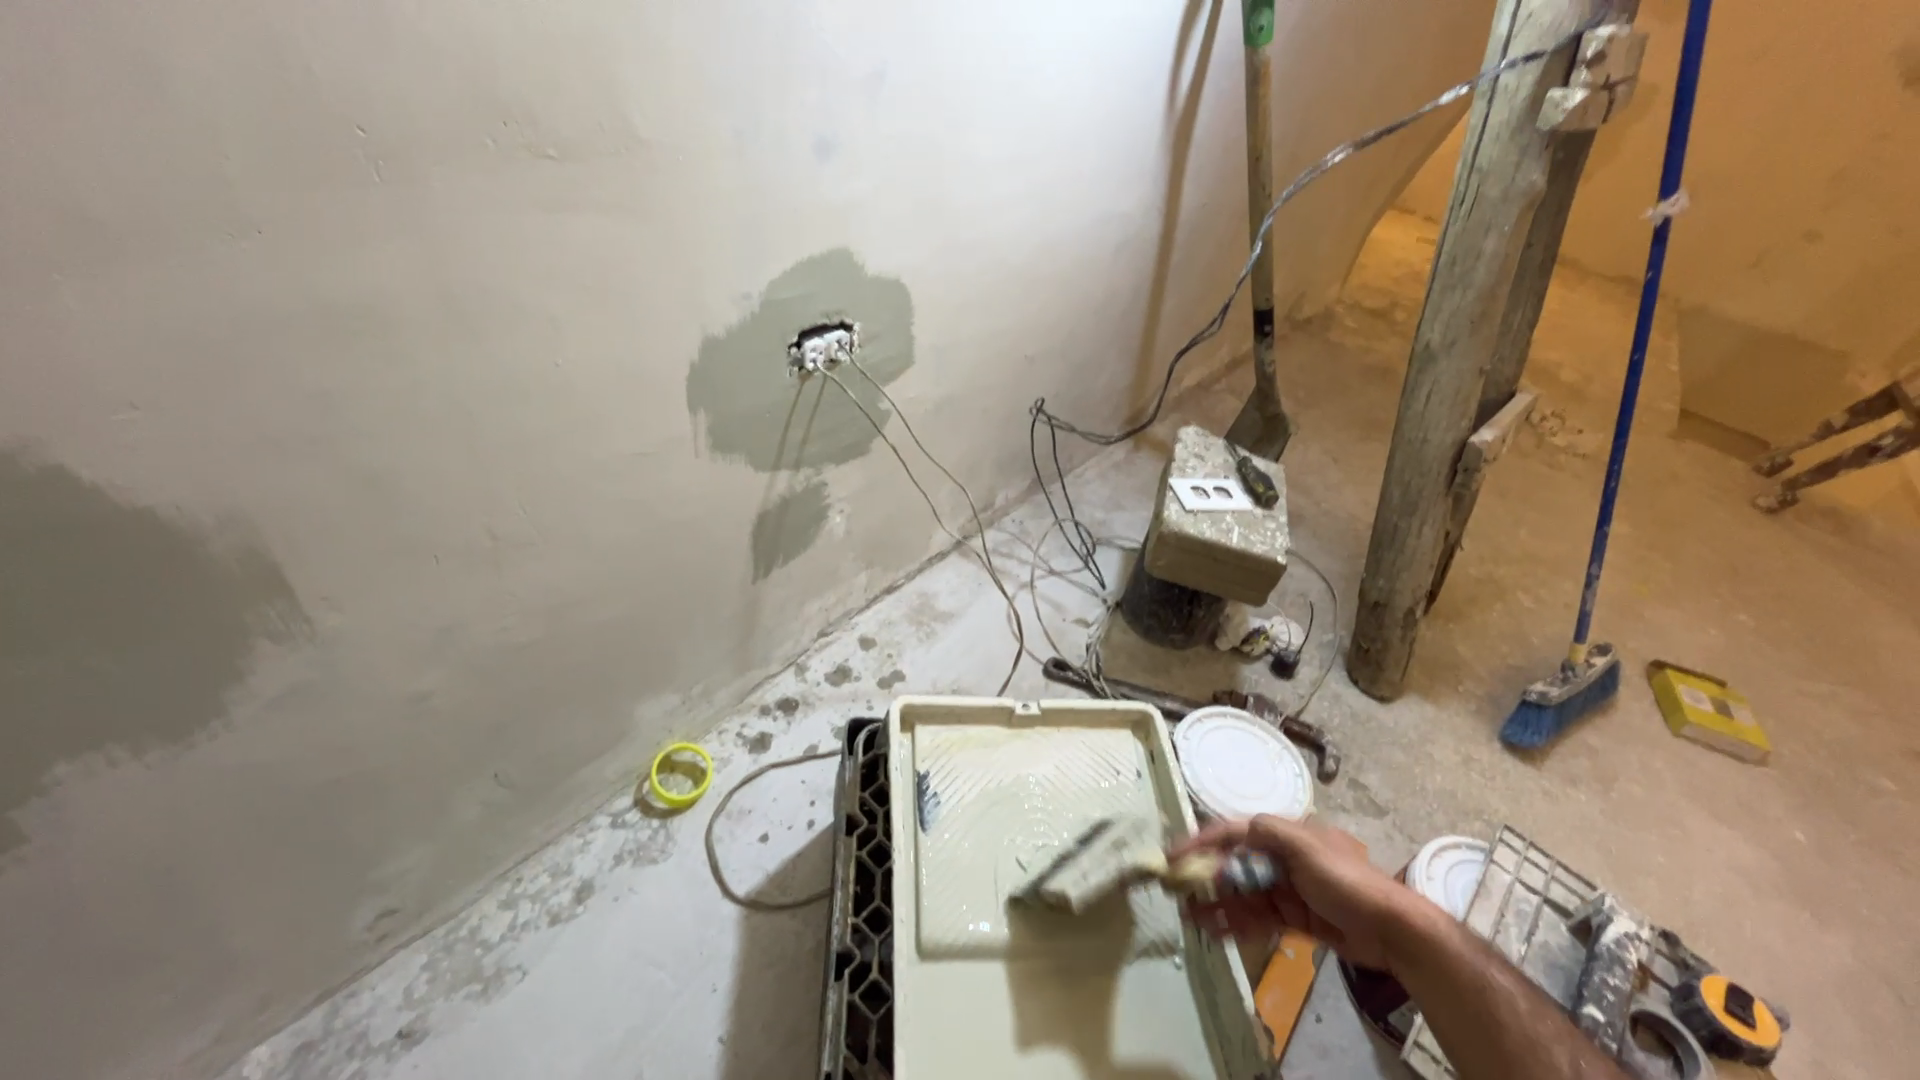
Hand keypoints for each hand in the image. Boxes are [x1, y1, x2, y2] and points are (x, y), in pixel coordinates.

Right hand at [1169, 815, 1413, 970]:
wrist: (1391, 929)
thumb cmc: (1347, 881)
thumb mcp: (1307, 848)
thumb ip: (1269, 834)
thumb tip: (1237, 827)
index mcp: (1283, 836)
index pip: (1233, 833)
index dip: (1201, 842)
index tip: (1174, 857)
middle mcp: (1281, 859)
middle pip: (1233, 866)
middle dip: (1205, 877)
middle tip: (1177, 893)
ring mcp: (1286, 890)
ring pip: (1241, 894)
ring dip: (1216, 903)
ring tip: (1189, 916)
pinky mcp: (1293, 918)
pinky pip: (1257, 918)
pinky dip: (1236, 923)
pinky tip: (1216, 931)